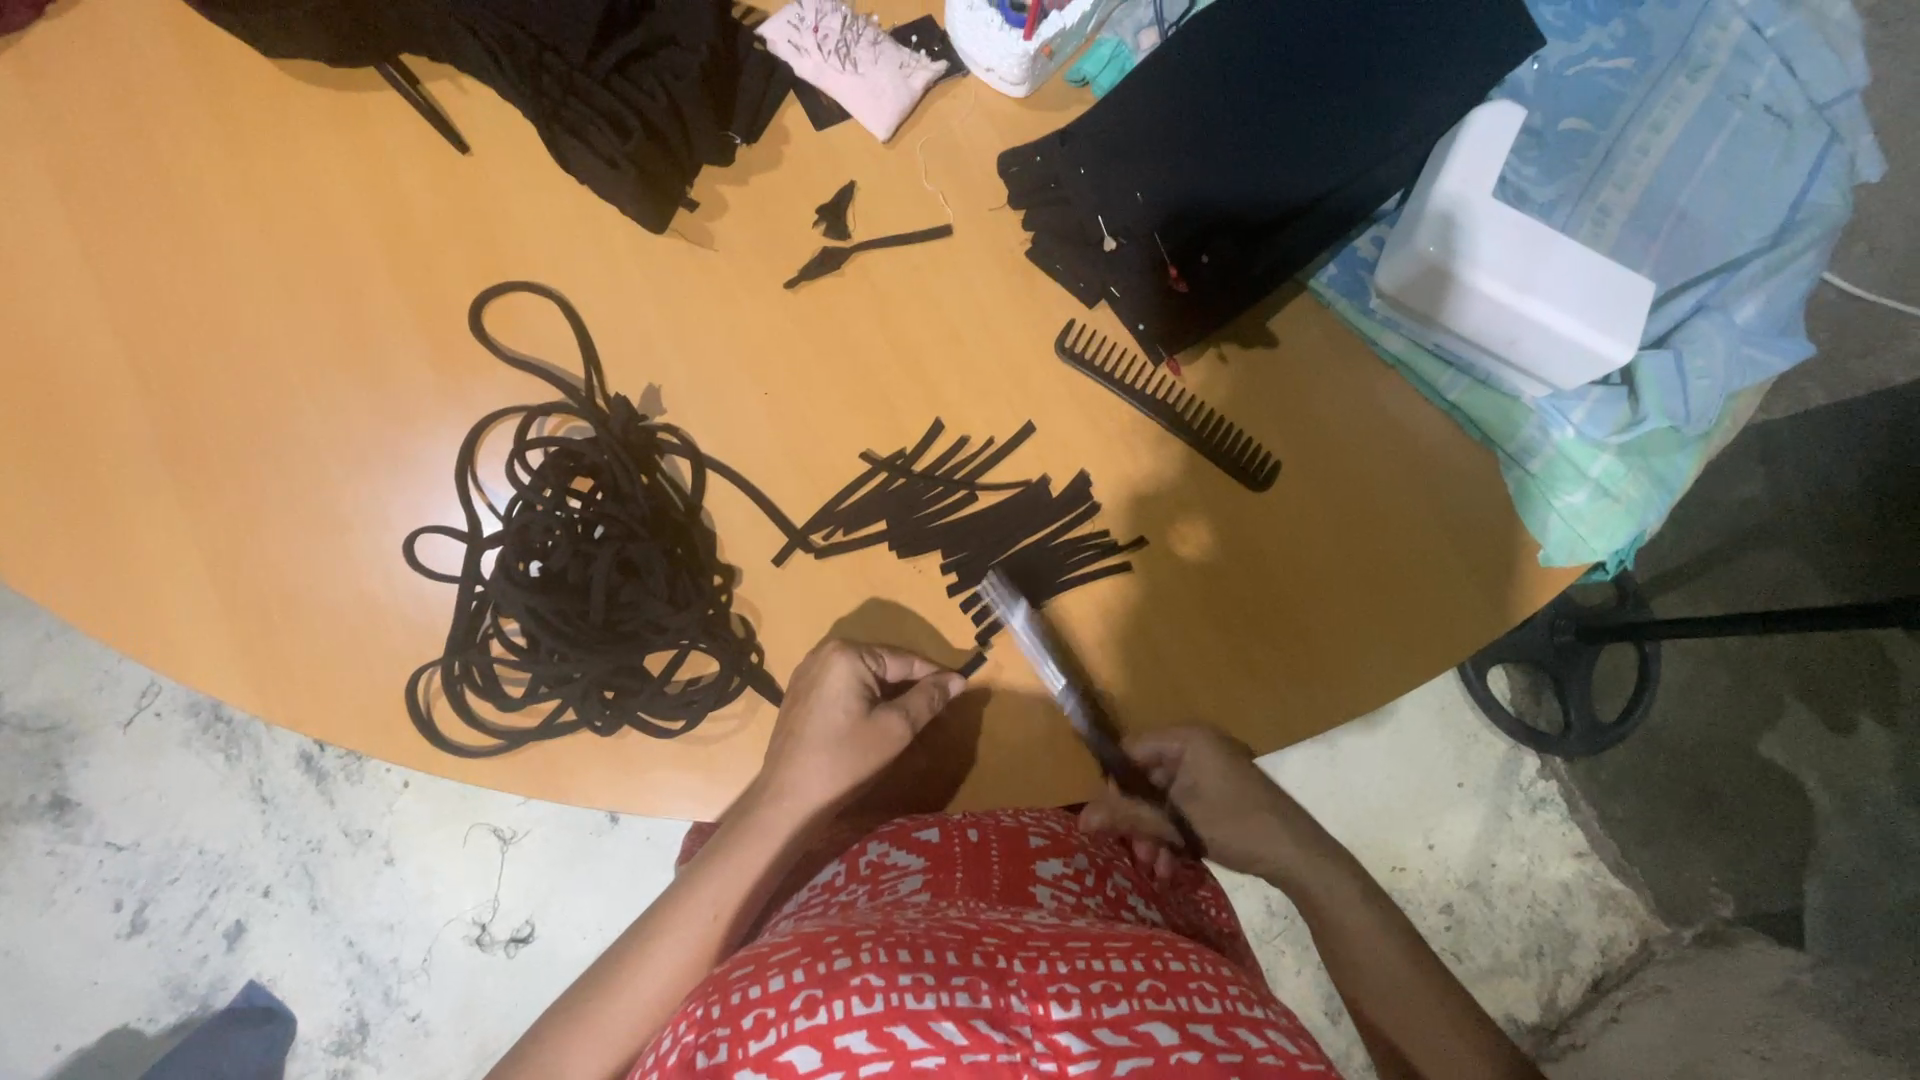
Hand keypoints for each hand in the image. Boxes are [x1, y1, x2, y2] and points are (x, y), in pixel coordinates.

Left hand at [755, 639, 965, 820]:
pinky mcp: (801, 692)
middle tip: (939, 707)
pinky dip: (866, 697)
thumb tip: (958, 679)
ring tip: (914, 713)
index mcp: (848, 653)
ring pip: (864, 675)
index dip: (936, 676)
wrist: (788, 799)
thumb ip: (928, 698)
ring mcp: (808, 671)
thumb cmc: (845, 762)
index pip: (905, 659)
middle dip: (911, 684)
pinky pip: (844, 685)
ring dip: (890, 692)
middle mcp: (825, 652)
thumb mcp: (896, 728)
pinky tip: (878, 719)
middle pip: (884, 664)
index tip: (962, 688)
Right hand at [1078, 726, 1332, 885]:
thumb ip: (1128, 816)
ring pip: (1163, 799)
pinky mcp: (1219, 794)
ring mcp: (1210, 771)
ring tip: (1155, 868)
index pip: (1131, 751)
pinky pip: (1183, 808)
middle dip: (1137, 818)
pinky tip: (1171, 866)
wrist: (1301, 856)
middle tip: (1134, 853)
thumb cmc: (1237, 827)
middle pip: (1146, 778)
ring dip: (1154, 833)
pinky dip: (1173, 834)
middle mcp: (1197, 747)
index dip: (1115, 784)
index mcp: (1187, 740)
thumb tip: (1081, 819)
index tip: (1110, 819)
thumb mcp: (1177, 824)